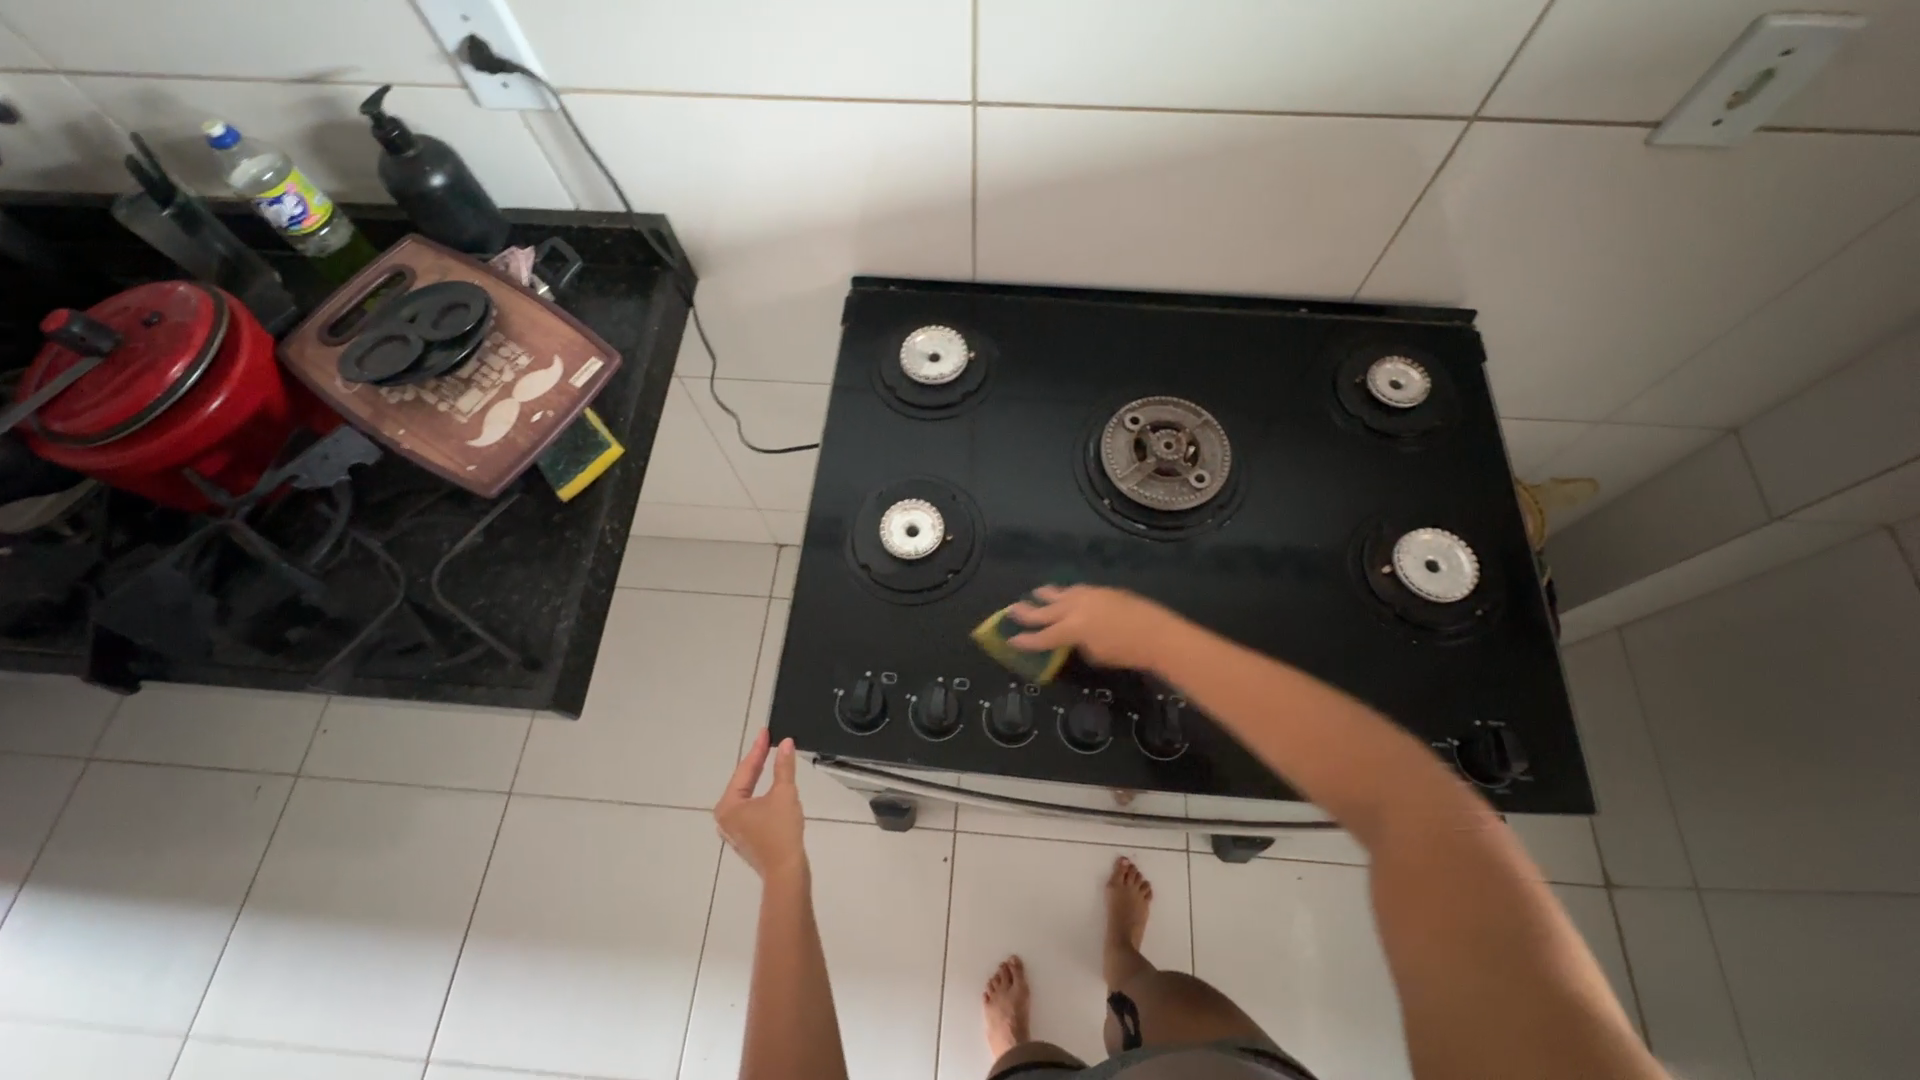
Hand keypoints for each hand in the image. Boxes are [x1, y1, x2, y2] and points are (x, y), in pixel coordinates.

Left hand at [715, 729, 806, 881]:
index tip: (765, 732)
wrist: (786, 873)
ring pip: (748, 798)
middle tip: (769, 743)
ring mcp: (734, 830)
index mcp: (728, 805)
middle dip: (757, 764)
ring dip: (760, 781)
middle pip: (743, 783)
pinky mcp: (746, 840)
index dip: (758, 749)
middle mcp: (725, 818)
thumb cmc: (781, 832)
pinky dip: (762, 797)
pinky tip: (773, 790)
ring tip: (771, 762)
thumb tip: (785, 744)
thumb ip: (783, 767)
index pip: (745, 770)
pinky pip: (752, 810)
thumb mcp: (784, 794)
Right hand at [1004, 584, 1184, 671]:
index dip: (1026, 640)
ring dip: (1047, 595)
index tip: (1010, 639)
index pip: (1042, 636)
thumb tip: (1075, 639)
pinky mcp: (1102, 591)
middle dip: (1027, 612)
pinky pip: (1077, 590)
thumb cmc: (1127, 652)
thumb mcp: (1096, 654)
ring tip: (1036, 593)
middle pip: (1045, 610)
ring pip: (1061, 594)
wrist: (1157, 633)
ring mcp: (1089, 595)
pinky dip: (1067, 592)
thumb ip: (1079, 645)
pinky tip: (1066, 593)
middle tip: (1011, 609)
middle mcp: (1076, 608)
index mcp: (1072, 628)